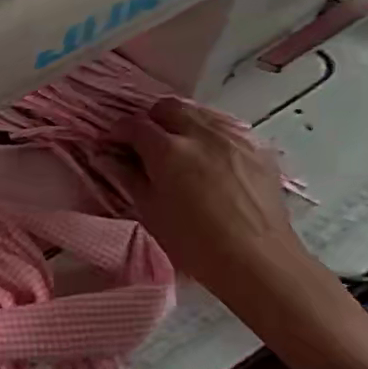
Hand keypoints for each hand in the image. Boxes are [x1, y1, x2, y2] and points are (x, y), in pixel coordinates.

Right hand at [118, 97, 322, 304]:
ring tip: (180, 149)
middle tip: (147, 143)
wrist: (257, 261)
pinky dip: (211, 137)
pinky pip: (227, 129)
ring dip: (183, 125)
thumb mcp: (151, 213)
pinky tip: (211, 160)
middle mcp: (200, 133)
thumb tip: (109, 157)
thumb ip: (129, 178)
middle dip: (152, 120)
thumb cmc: (195, 245)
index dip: (119, 131)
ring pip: (199, 113)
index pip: (135, 125)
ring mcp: (232, 137)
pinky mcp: (257, 148)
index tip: (113, 143)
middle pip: (168, 107)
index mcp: (168, 150)